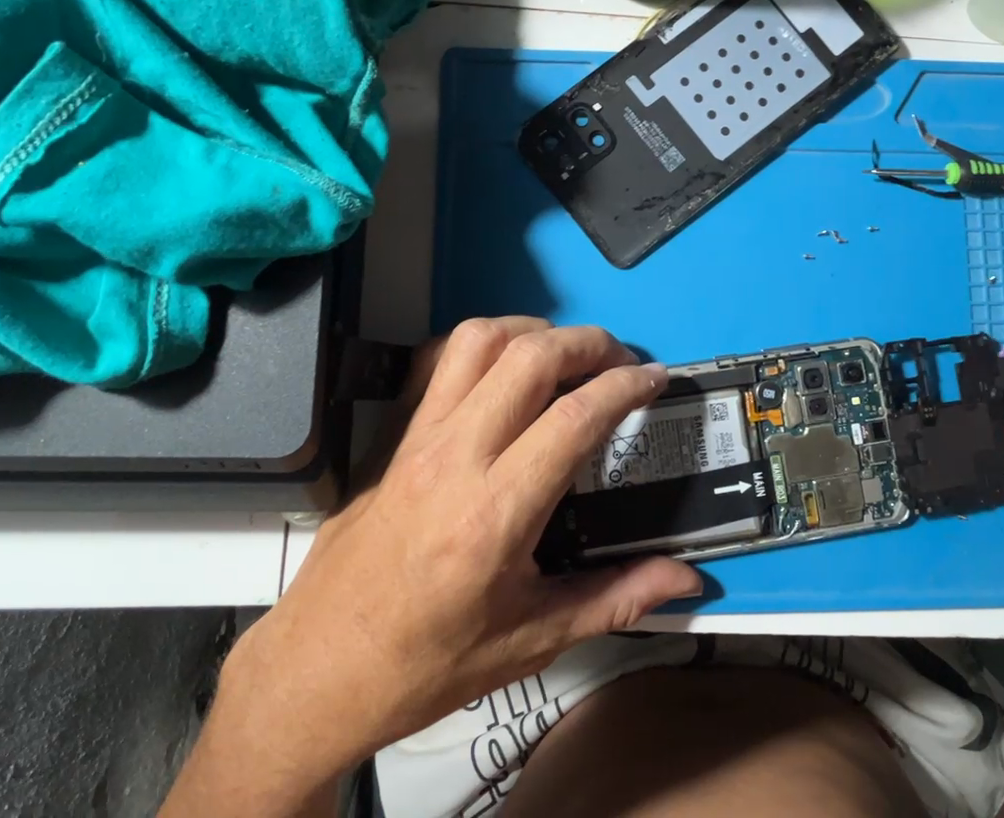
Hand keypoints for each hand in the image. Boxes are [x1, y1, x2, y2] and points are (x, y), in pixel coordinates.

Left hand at [179, 318, 701, 811]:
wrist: (318, 672)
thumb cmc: (429, 664)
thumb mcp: (532, 642)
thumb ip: (616, 600)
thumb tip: (684, 582)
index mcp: (496, 512)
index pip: (574, 418)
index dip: (624, 385)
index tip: (654, 378)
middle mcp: (455, 458)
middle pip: (528, 357)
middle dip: (587, 342)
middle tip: (619, 360)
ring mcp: (416, 441)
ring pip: (475, 341)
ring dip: (531, 331)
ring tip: (565, 357)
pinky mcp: (391, 439)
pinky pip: (434, 363)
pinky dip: (478, 346)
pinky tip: (502, 372)